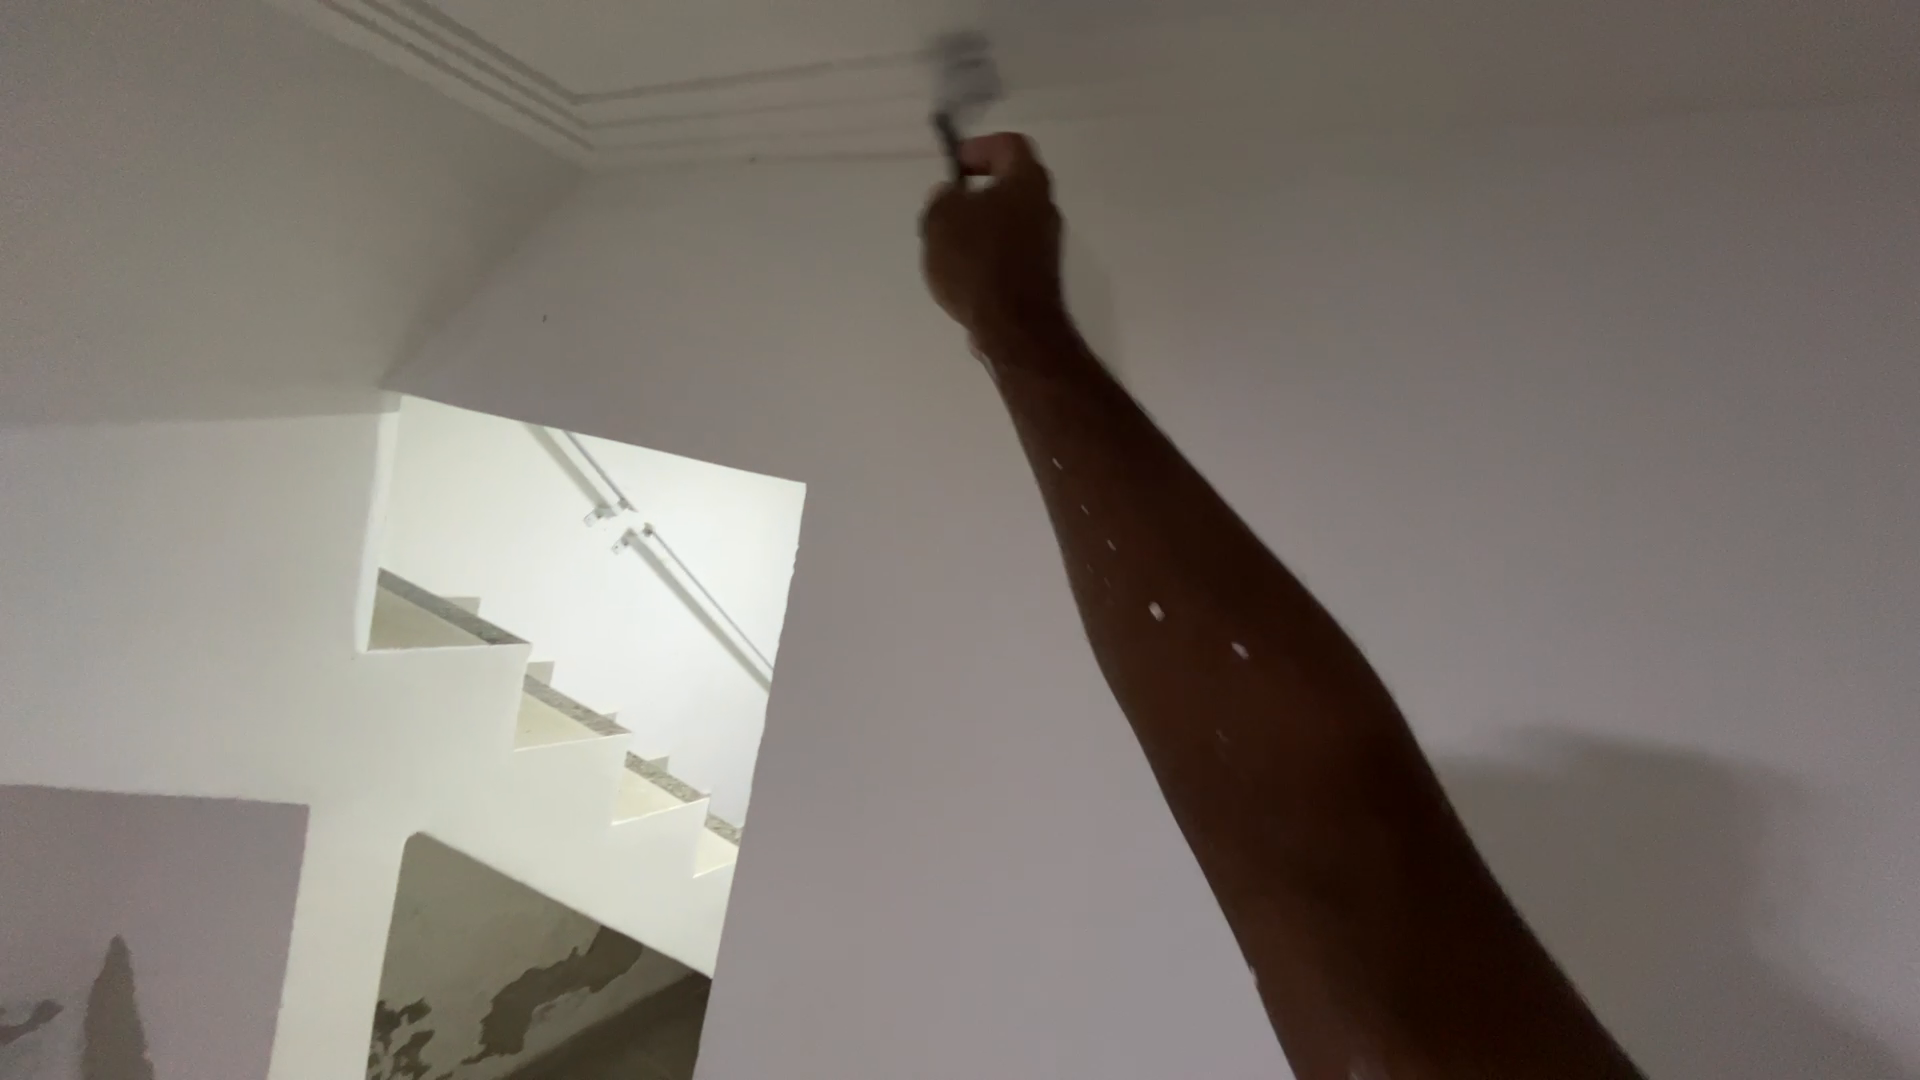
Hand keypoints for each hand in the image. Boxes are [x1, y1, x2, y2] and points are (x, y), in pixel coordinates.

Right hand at [919, 133, 1067, 340]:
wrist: (1013, 328)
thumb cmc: (977, 263)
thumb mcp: (941, 219)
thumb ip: (942, 198)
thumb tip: (951, 197)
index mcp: (1027, 181)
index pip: (1008, 144)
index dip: (978, 148)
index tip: (952, 168)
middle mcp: (1045, 209)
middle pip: (1008, 187)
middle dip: (974, 196)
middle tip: (945, 211)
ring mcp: (1047, 247)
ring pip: (1007, 225)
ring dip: (978, 231)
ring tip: (947, 250)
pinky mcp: (1039, 279)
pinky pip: (1009, 257)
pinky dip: (987, 260)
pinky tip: (964, 279)